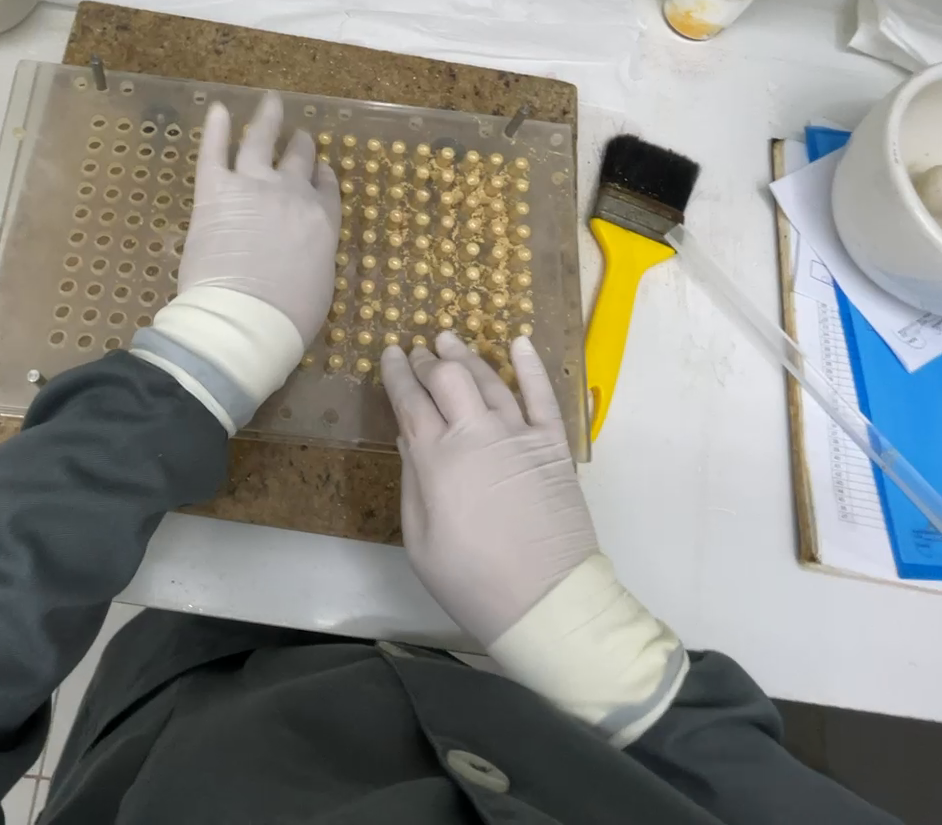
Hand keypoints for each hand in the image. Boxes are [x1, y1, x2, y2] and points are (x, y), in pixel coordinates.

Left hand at [180, 93, 341, 342]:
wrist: (247, 317)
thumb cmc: (289, 316)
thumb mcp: (320, 285)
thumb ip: (314, 256)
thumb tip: (303, 253)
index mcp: (322, 220)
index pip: (325, 189)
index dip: (322, 176)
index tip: (321, 168)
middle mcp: (292, 193)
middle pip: (298, 161)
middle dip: (300, 147)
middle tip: (300, 135)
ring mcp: (253, 186)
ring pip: (261, 142)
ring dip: (267, 120)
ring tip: (271, 102)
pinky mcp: (215, 191)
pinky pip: (214, 152)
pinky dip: (215, 129)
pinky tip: (218, 109)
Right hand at [382, 332, 597, 644]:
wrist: (545, 602)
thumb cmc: (470, 578)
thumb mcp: (419, 538)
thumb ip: (412, 480)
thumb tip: (408, 437)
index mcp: (436, 457)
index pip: (410, 400)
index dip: (395, 373)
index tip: (387, 353)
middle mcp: (476, 433)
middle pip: (447, 378)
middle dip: (427, 360)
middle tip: (416, 350)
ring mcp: (519, 435)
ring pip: (489, 379)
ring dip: (466, 355)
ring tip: (449, 340)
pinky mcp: (553, 446)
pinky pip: (542, 396)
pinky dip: (530, 366)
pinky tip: (518, 343)